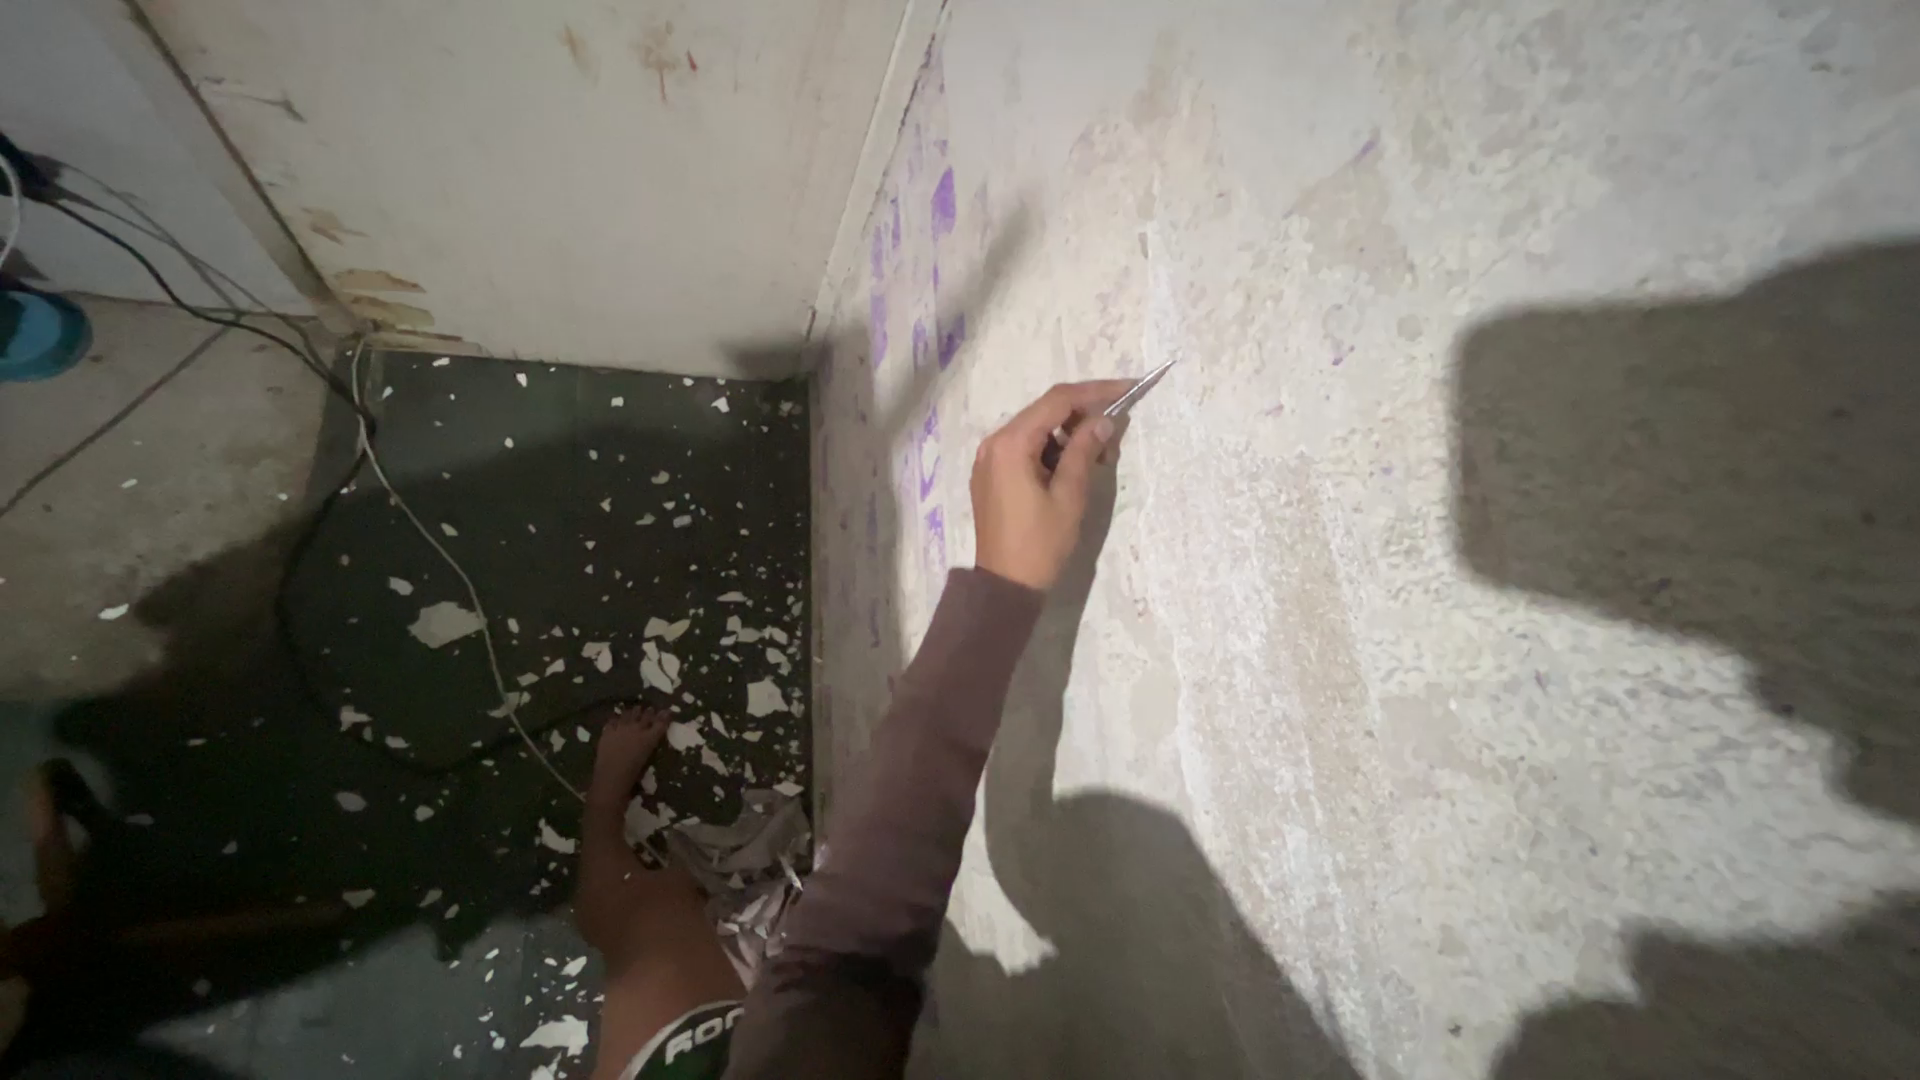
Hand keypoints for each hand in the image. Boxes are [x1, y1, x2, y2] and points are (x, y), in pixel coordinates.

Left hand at [971, 380, 1134, 589]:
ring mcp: (989, 460)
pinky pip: (1024, 449)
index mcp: (1010, 444)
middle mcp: (994, 443)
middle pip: (1044, 411)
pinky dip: (1051, 451)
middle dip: (1083, 416)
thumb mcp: (1070, 495)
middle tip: (1115, 437)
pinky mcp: (991, 476)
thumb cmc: (1040, 543)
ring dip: (1069, 435)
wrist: (1005, 586)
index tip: (1127, 389)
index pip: (1057, 400)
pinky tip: (1074, 467)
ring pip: (1036, 430)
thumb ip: (1085, 451)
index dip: (1095, 392)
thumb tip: (1103, 421)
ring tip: (1100, 458)